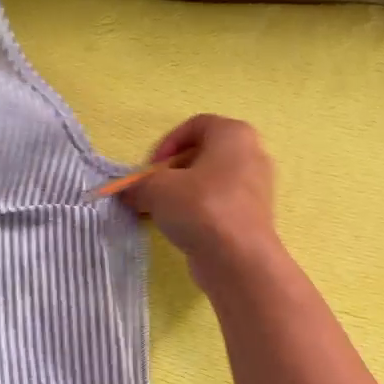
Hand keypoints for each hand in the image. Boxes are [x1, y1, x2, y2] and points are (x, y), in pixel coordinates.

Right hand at [120, 114, 278, 278]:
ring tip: (162, 213)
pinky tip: (182, 229)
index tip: (151, 168)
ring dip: (182, 193)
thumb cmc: (200, 208)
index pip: (196, 124)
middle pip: (203, 154)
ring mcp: (255, 186)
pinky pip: (219, 204)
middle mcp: (251, 153)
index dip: (167, 143)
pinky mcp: (252, 215)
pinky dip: (198, 211)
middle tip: (152, 192)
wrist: (238, 258)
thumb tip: (127, 192)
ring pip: (210, 181)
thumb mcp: (157, 189)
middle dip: (172, 171)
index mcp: (234, 134)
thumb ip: (138, 185)